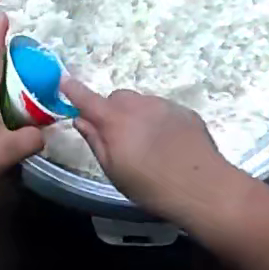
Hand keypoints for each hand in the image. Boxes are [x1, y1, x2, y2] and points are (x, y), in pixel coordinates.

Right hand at [60, 77, 256, 229]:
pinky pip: (162, 109)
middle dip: (112, 111)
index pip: (87, 99)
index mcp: (115, 121)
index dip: (73, 90)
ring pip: (140, 103)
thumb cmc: (150, 186)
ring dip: (136, 116)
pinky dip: (157, 120)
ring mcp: (164, 106)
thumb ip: (95, 141)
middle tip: (117, 138)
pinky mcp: (185, 112)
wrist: (205, 188)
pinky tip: (167, 144)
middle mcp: (138, 105)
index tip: (63, 80)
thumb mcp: (113, 170)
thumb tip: (81, 120)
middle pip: (116, 98)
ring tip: (147, 145)